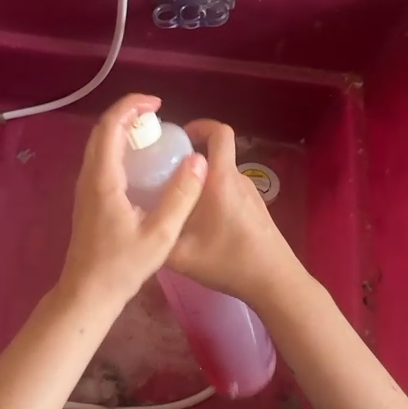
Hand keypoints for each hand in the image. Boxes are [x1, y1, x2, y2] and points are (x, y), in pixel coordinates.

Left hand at [58, 95, 206, 307]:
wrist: (86, 293)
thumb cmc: (122, 266)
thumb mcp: (161, 234)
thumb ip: (181, 196)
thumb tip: (198, 160)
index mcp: (103, 179)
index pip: (110, 126)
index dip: (132, 107)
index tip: (157, 104)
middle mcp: (88, 176)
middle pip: (102, 130)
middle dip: (129, 114)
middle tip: (158, 115)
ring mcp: (85, 187)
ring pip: (99, 144)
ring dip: (122, 130)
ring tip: (152, 133)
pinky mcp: (87, 198)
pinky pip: (101, 159)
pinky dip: (119, 147)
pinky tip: (141, 162)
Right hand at [167, 120, 310, 309]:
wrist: (274, 282)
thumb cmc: (228, 261)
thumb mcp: (180, 254)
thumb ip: (156, 234)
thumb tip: (133, 224)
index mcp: (221, 180)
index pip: (220, 132)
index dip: (200, 126)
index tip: (178, 138)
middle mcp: (238, 180)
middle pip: (216, 153)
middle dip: (191, 157)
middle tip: (165, 172)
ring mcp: (250, 195)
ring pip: (221, 175)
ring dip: (201, 180)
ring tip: (178, 200)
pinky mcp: (256, 210)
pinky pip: (230, 191)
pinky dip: (213, 196)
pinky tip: (199, 222)